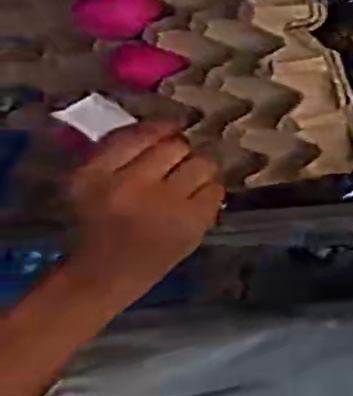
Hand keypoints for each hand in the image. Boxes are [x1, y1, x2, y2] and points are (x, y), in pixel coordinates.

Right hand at [66, 123, 223, 287]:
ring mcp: (168, 202)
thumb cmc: (101, 223)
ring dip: (200, 169)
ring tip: (187, 181)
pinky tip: (195, 200)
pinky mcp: (198, 216)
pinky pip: (217, 188)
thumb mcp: (92, 186)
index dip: (161, 128)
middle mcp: (131, 185)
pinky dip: (210, 190)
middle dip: (182, 151)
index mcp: (93, 176)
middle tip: (178, 162)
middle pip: (176, 147)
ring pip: (204, 164)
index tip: (171, 127)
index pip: (136, 137)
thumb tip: (162, 129)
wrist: (113, 268)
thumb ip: (118, 157)